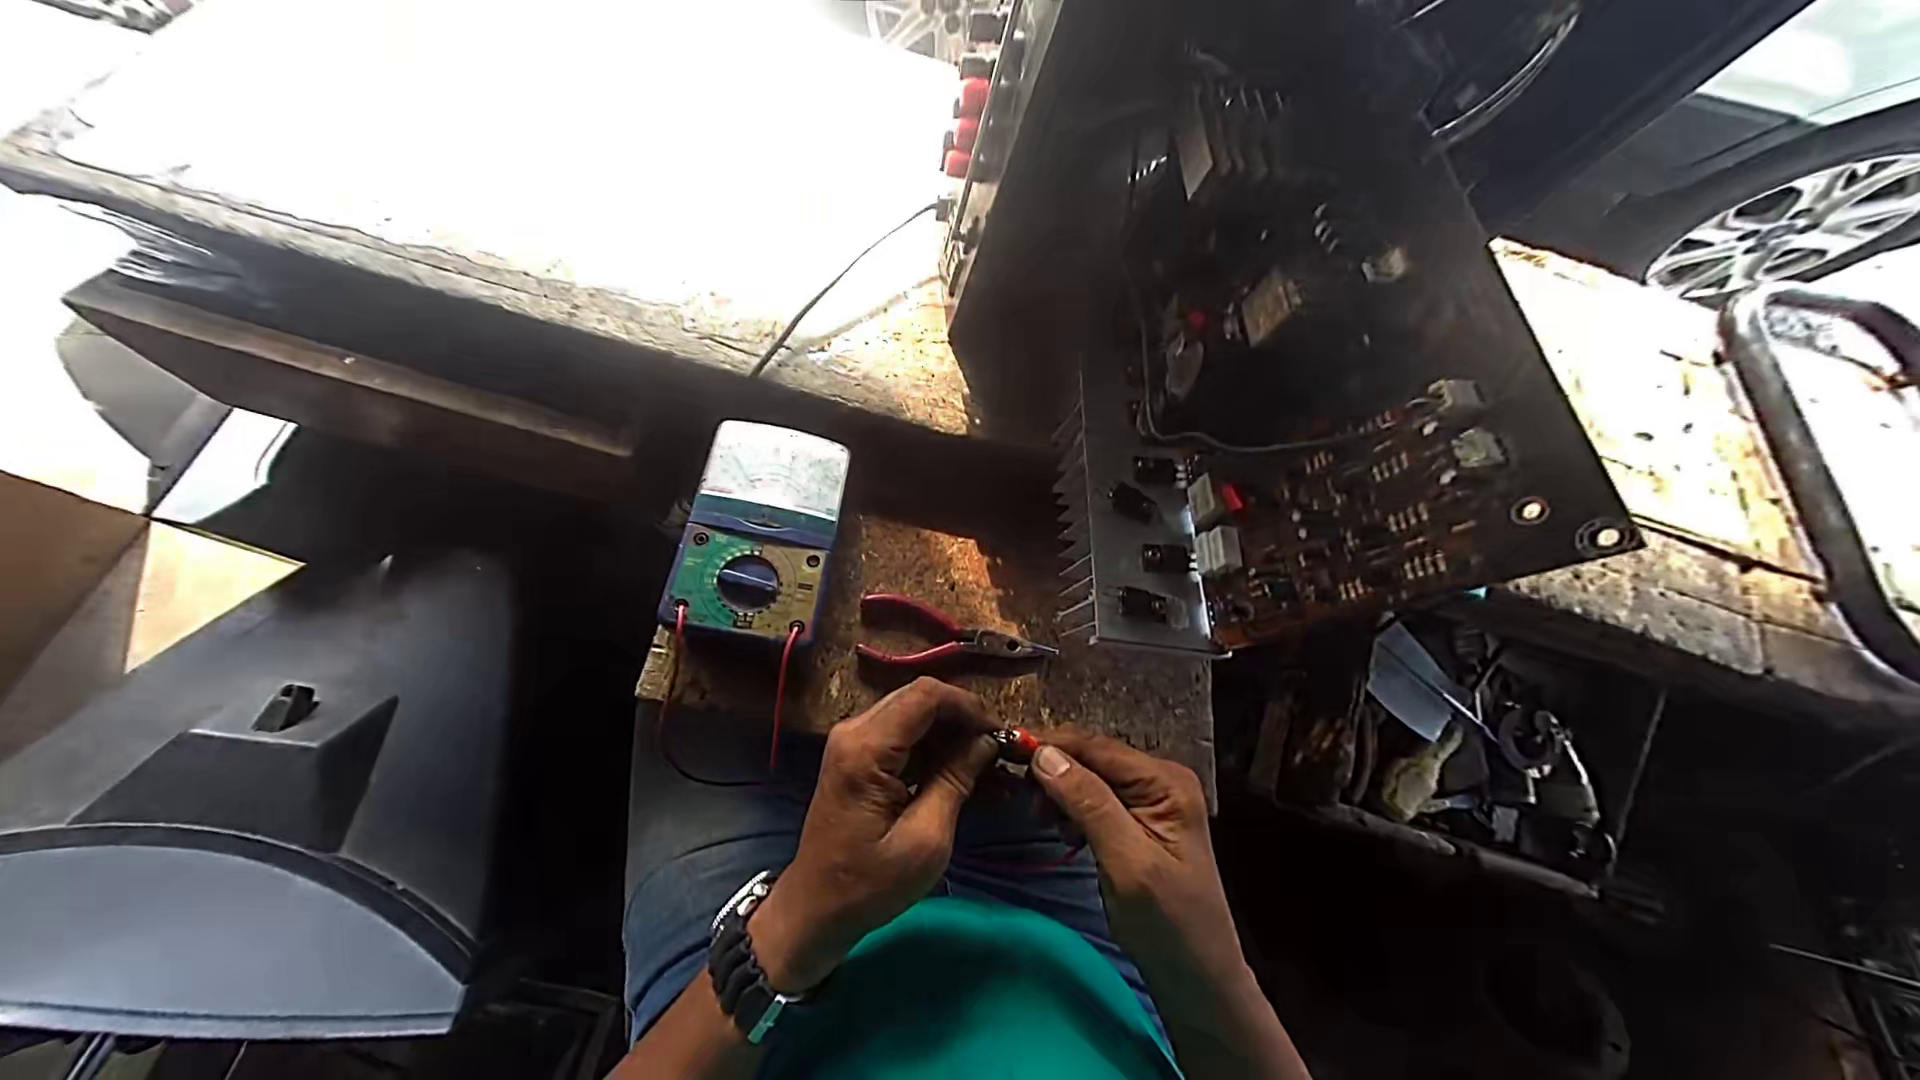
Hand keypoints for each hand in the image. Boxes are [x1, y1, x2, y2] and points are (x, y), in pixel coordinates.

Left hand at [748, 677, 999, 992]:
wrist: (816, 908)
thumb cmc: (869, 884)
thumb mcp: (926, 839)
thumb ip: (956, 780)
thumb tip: (987, 741)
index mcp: (866, 749)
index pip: (926, 695)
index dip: (969, 706)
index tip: (1000, 733)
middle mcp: (855, 730)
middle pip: (921, 697)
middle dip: (964, 718)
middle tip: (997, 748)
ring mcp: (853, 739)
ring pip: (915, 711)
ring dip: (952, 732)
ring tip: (985, 763)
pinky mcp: (857, 752)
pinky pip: (903, 731)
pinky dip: (934, 744)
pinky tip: (960, 769)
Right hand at [1028, 731, 1246, 994]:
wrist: (1197, 979)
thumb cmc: (1168, 925)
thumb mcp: (1126, 863)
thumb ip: (1088, 803)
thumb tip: (1044, 754)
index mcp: (1165, 780)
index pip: (1096, 746)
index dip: (1050, 745)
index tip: (1008, 753)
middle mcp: (1159, 777)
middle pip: (1091, 757)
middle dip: (1054, 772)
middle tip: (1028, 804)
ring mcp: (1150, 796)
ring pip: (1088, 775)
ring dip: (1060, 792)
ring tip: (1046, 822)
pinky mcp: (1137, 816)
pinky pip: (1094, 796)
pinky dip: (1072, 808)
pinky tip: (1066, 831)